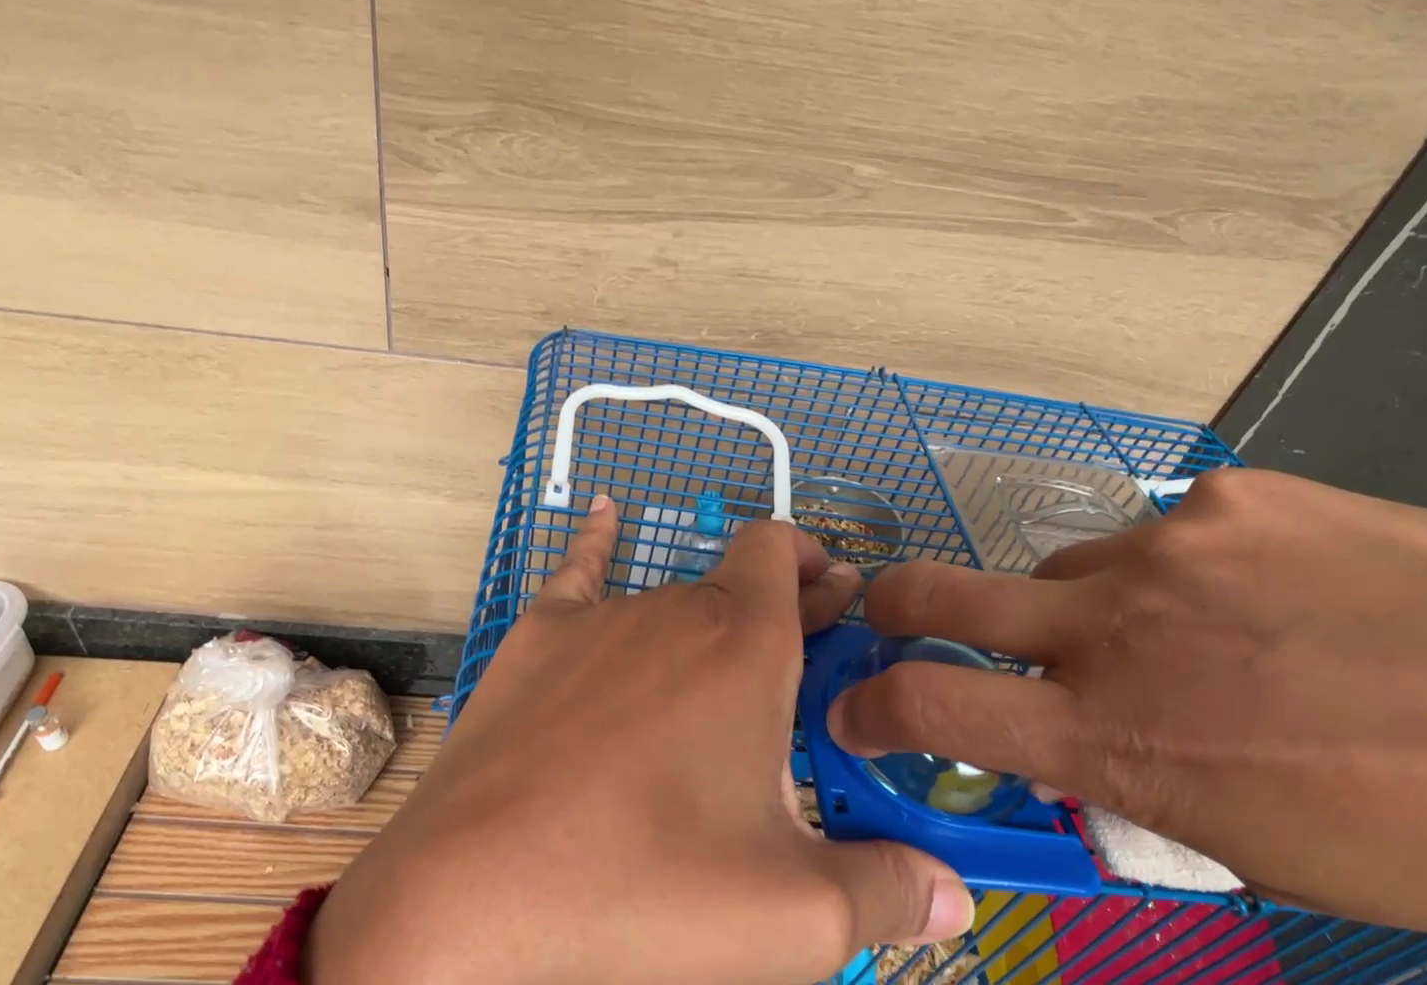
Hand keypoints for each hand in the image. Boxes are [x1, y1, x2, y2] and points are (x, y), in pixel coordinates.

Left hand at [307, 499, 977, 983]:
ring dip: (705, 626)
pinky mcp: (536, 638)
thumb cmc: (642, 888)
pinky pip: (576, 568)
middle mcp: (674, 609)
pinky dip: (596, 539)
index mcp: (744, 647)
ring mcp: (598, 618)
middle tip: (798, 659)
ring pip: (671, 601)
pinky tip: (602, 512)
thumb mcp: (792, 914)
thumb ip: (886, 894)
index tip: (842, 598)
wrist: (475, 889)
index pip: (789, 557)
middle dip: (776, 610)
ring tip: (715, 677)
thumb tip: (951, 900)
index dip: (820, 568)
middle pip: (737, 585)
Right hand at [828, 468, 1426, 951]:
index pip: (929, 707)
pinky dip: (1180, 574)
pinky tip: (1267, 596)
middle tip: (891, 621)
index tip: (853, 712)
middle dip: (897, 611)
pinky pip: (1161, 536)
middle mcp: (1113, 625)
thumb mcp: (1244, 847)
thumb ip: (1118, 779)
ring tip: (1185, 638)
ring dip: (1085, 611)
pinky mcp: (1231, 495)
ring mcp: (1168, 544)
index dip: (870, 709)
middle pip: (938, 593)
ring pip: (1066, 573)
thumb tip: (1055, 742)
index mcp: (1114, 734)